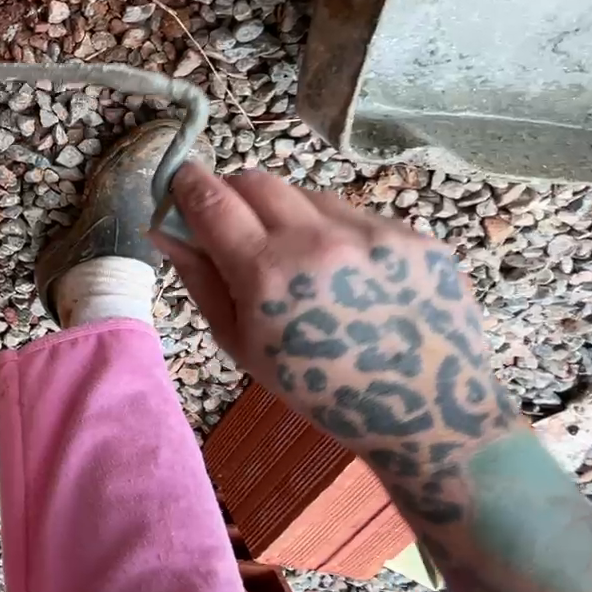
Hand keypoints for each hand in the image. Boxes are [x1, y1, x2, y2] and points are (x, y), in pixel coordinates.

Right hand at [152, 165, 520, 523]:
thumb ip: (197, 277)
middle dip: (230, 190)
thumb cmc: (312, 383)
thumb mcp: (236, 340)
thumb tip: (162, 230)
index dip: (186, 182)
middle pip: (255, 180)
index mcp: (266, 272)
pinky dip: (330, 228)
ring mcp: (374, 235)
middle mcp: (319, 241)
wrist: (430, 412)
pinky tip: (339, 269)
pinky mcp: (416, 237)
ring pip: (304, 193)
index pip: (210, 199)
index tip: (176, 178)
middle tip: (227, 218)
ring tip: (291, 252)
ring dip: (281, 210)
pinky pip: (352, 213)